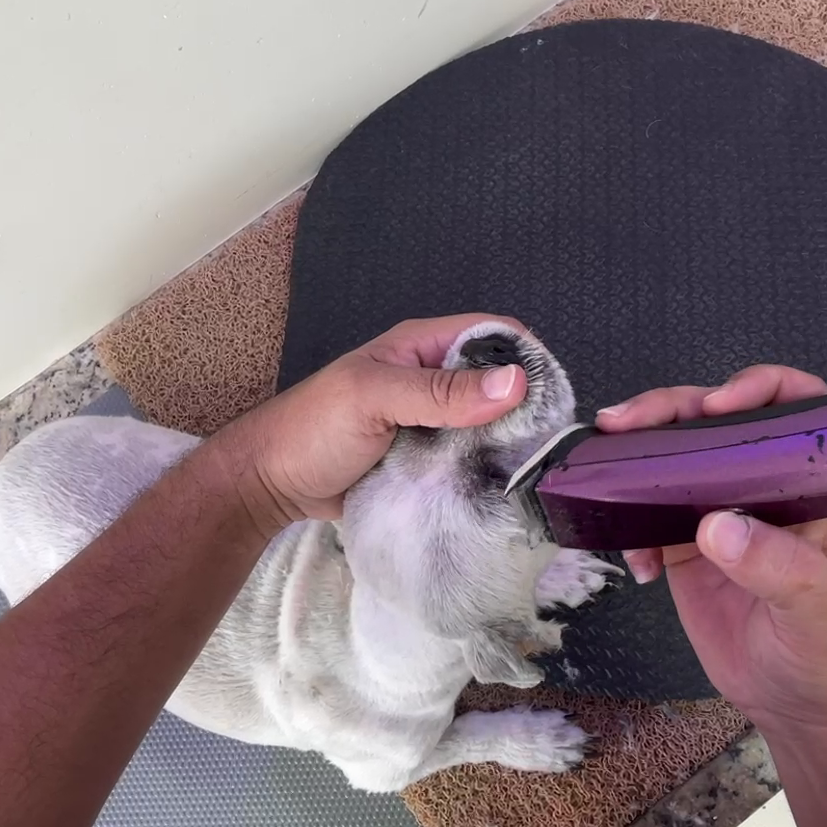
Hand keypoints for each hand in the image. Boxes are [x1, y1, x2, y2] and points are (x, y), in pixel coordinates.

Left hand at [214, 314, 528, 528]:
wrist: (272, 484)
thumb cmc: (314, 428)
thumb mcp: (374, 399)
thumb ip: (440, 392)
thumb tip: (515, 383)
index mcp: (422, 347)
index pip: (492, 335)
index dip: (526, 357)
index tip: (554, 399)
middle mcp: (434, 381)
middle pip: (496, 385)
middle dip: (523, 409)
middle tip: (549, 447)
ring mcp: (431, 423)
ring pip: (486, 426)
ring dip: (506, 445)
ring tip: (534, 473)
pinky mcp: (427, 459)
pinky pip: (466, 460)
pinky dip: (484, 471)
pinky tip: (502, 490)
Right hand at [597, 367, 826, 736]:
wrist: (794, 704)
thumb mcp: (821, 614)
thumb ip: (781, 569)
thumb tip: (715, 526)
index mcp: (811, 488)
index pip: (795, 410)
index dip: (758, 390)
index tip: (717, 407)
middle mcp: (761, 488)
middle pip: (714, 423)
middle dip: (668, 411)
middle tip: (622, 424)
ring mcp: (717, 513)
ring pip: (672, 459)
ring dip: (633, 456)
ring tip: (601, 468)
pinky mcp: (682, 544)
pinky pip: (645, 514)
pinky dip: (627, 526)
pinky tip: (637, 564)